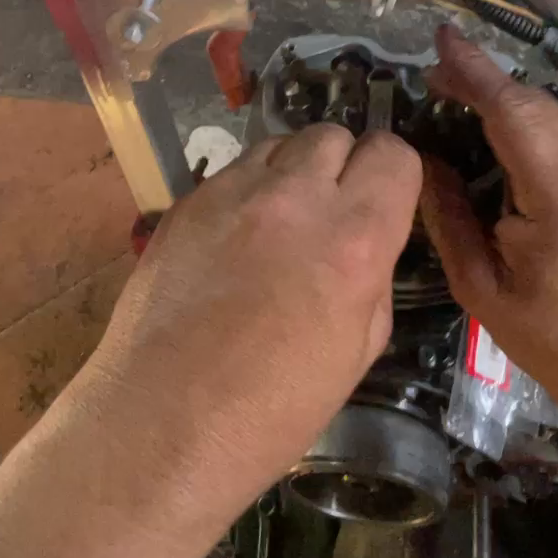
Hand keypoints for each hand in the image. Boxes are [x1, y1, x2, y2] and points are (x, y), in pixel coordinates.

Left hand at [76, 124, 422, 497]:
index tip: (382, 201)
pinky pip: (233, 172)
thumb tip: (365, 243)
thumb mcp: (358, 350)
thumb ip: (373, 275)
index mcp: (353, 238)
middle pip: (333, 135)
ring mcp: (234, 191)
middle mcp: (296, 197)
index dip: (393, 176)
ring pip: (281, 143)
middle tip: (327, 213)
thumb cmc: (273, 408)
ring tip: (277, 223)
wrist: (163, 422)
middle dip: (340, 167)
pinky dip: (246, 192)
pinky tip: (232, 240)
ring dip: (291, 173)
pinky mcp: (188, 199)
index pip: (393, 154)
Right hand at [419, 25, 557, 403]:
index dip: (473, 72)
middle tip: (438, 81)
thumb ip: (447, 215)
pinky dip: (539, 123)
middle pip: (536, 105)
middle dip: (485, 84)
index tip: (441, 40)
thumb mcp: (480, 286)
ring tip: (466, 103)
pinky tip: (512, 134)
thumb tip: (425, 159)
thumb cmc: (552, 341)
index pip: (512, 112)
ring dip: (512, 103)